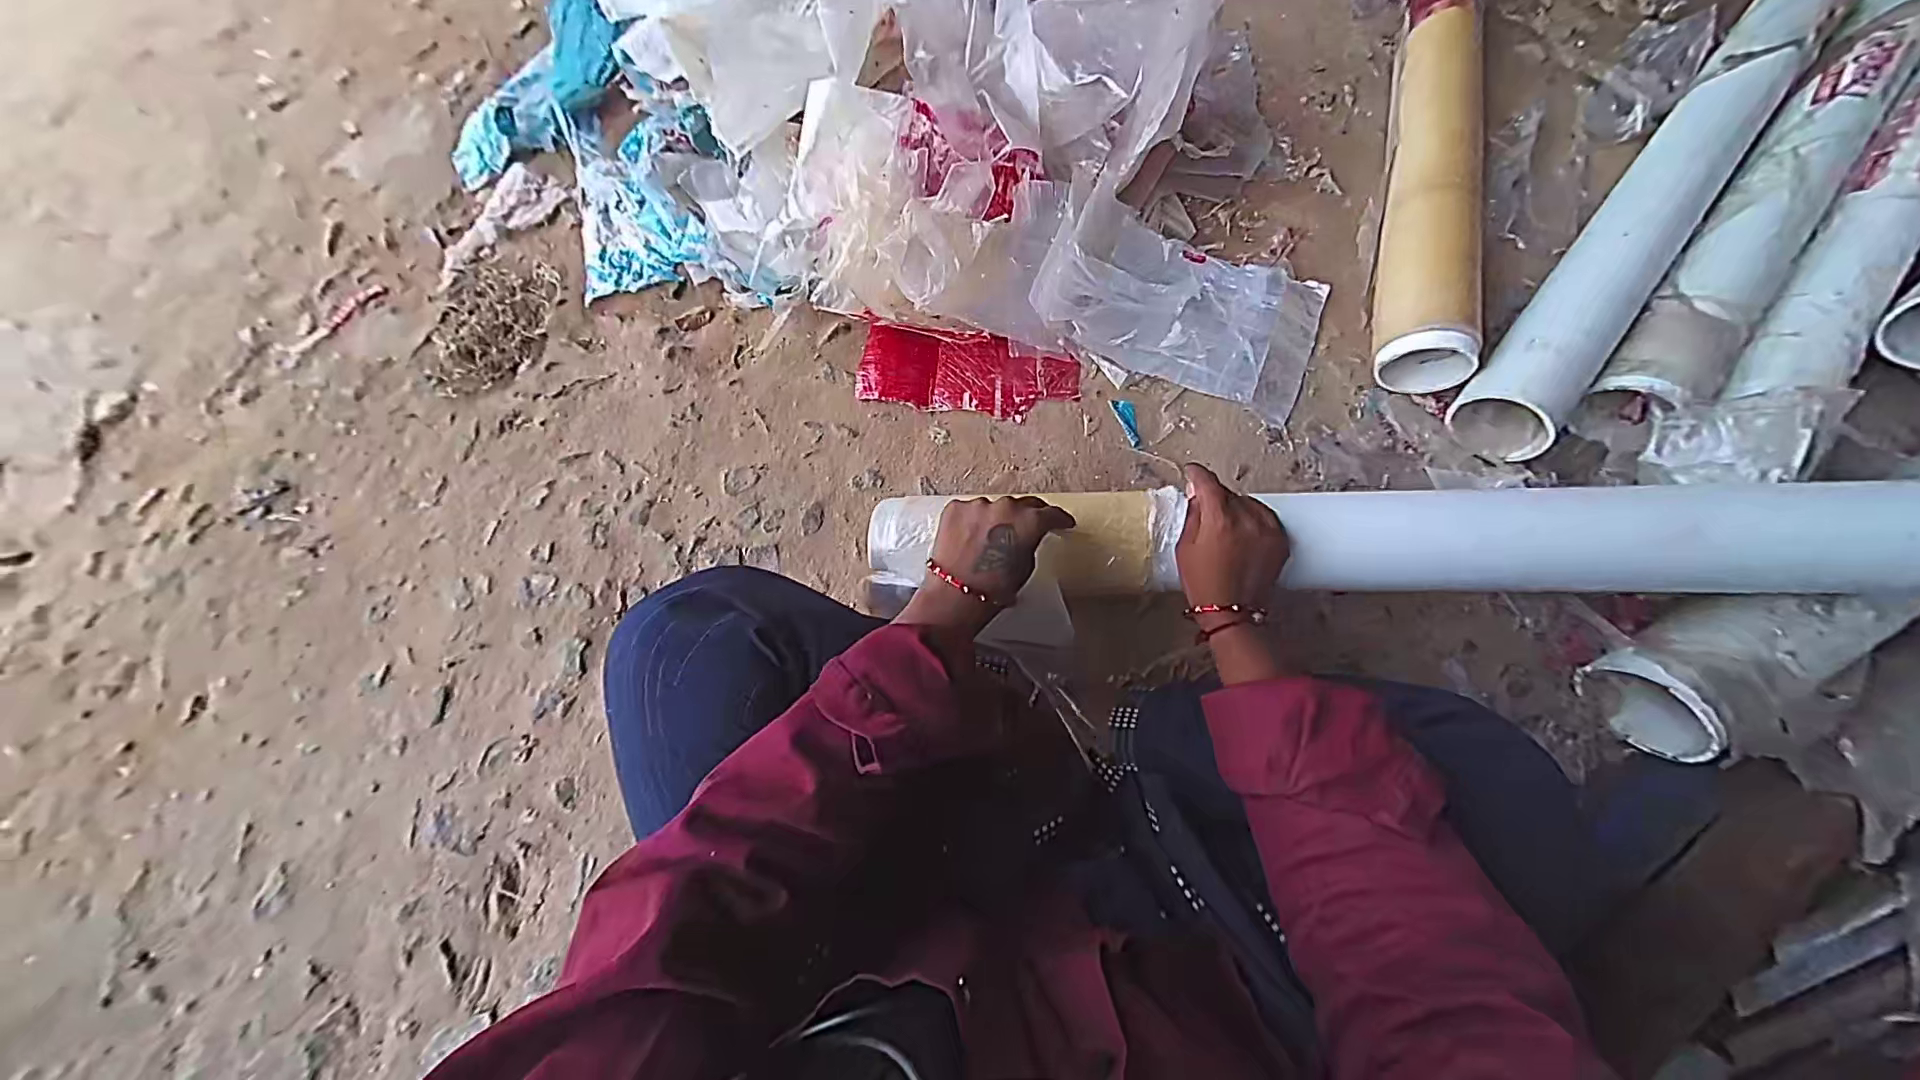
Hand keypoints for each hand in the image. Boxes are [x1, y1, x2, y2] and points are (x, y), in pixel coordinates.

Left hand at [897, 496, 1076, 639]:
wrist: (954, 596)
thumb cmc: (993, 589)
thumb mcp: (1025, 567)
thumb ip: (1030, 543)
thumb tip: (1025, 536)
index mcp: (1029, 521)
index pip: (1051, 513)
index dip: (1058, 518)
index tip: (1061, 521)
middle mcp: (1005, 507)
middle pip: (1022, 505)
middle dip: (1026, 516)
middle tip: (1025, 529)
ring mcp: (978, 505)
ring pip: (994, 507)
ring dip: (996, 519)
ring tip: (990, 540)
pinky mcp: (955, 508)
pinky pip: (970, 510)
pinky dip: (972, 521)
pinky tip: (969, 539)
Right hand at [1176, 464, 1290, 682]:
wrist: (1232, 611)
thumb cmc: (1202, 582)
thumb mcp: (1185, 547)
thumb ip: (1193, 516)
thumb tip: (1198, 494)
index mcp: (1219, 519)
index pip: (1208, 482)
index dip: (1197, 474)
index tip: (1192, 473)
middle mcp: (1247, 518)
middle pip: (1229, 493)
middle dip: (1216, 498)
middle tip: (1207, 512)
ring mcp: (1268, 528)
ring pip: (1248, 503)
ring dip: (1236, 508)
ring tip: (1227, 528)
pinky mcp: (1281, 539)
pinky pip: (1265, 516)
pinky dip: (1253, 519)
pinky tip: (1243, 534)